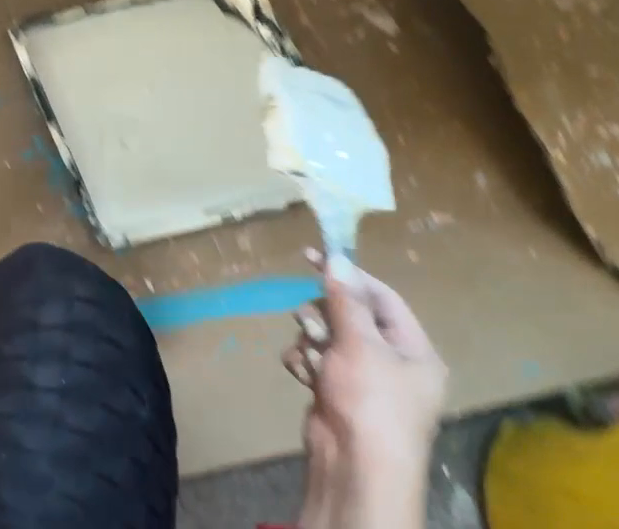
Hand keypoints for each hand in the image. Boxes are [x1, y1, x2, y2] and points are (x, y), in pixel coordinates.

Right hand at [282, 250, 446, 528]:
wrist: (355, 461)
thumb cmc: (370, 400)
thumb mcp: (359, 344)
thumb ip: (346, 301)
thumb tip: (337, 259)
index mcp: (412, 349)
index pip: (380, 297)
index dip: (347, 274)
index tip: (310, 255)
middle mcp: (390, 359)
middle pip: (344, 314)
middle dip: (321, 318)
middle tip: (315, 331)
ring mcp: (361, 375)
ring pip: (321, 334)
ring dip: (309, 343)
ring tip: (314, 364)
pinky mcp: (334, 387)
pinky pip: (309, 357)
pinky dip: (303, 363)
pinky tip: (305, 378)